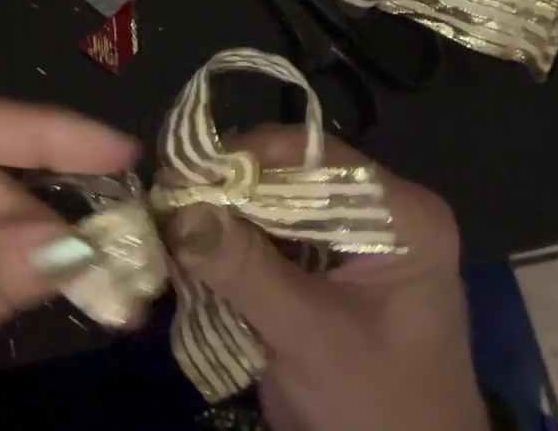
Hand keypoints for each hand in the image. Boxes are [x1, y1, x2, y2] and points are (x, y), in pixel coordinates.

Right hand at [166, 126, 487, 430]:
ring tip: (162, 228)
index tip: (178, 181)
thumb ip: (245, 270)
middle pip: (273, 171)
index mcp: (397, 215)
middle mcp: (366, 210)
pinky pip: (246, 228)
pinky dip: (212, 239)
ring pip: (251, 198)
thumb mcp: (313, 339)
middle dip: (216, 189)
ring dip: (207, 214)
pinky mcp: (301, 261)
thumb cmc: (381, 407)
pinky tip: (180, 250)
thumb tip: (174, 207)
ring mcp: (332, 235)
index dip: (240, 160)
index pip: (306, 154)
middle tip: (160, 206)